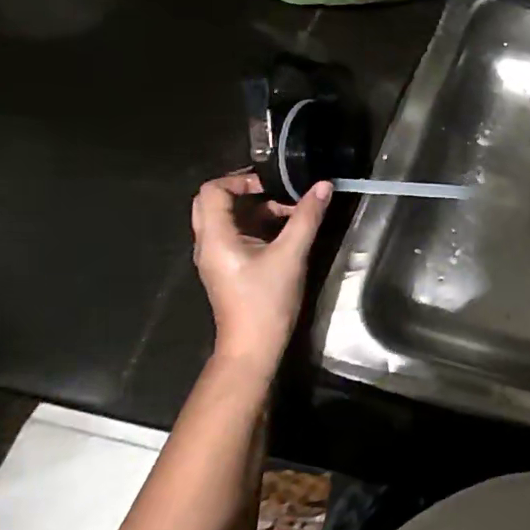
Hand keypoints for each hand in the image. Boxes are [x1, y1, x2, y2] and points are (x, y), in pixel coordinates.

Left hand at [190, 172, 331, 370]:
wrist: (253, 350)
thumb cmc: (267, 302)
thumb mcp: (291, 256)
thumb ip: (306, 218)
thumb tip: (323, 186)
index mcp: (214, 236)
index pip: (212, 189)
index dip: (240, 179)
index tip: (270, 184)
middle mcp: (206, 243)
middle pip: (212, 201)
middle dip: (243, 192)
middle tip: (273, 191)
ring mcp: (212, 258)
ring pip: (223, 218)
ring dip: (251, 209)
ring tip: (286, 212)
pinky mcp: (223, 268)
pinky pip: (229, 235)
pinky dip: (250, 226)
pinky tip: (280, 232)